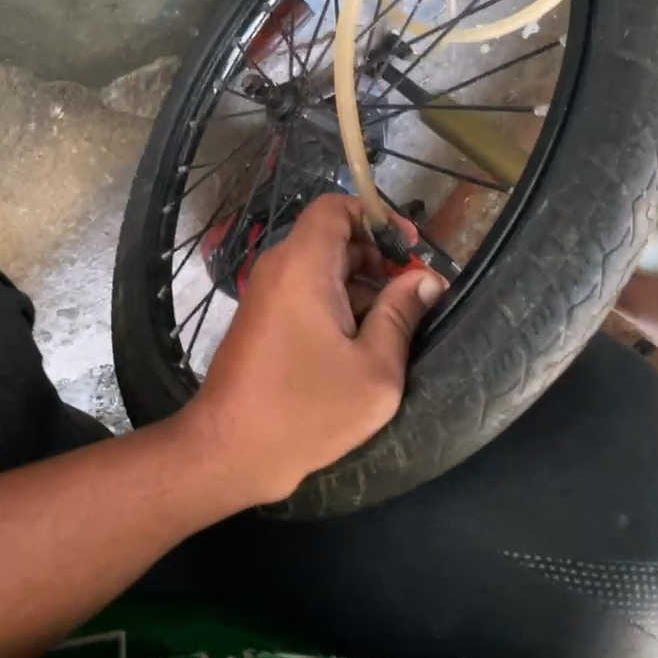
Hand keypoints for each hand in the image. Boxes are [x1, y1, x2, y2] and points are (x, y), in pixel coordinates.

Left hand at [177, 194, 445, 504]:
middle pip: (333, 238)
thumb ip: (401, 316)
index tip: (410, 250)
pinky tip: (360, 349)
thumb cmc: (305, 409)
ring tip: (394, 330)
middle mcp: (279, 268)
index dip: (376, 217)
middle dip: (377, 259)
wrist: (230, 449)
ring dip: (360, 288)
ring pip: (322, 269)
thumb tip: (427, 279)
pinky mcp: (263, 319)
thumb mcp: (373, 369)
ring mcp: (266, 294)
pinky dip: (336, 306)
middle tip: (413, 298)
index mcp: (303, 265)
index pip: (335, 207)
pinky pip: (305, 293)